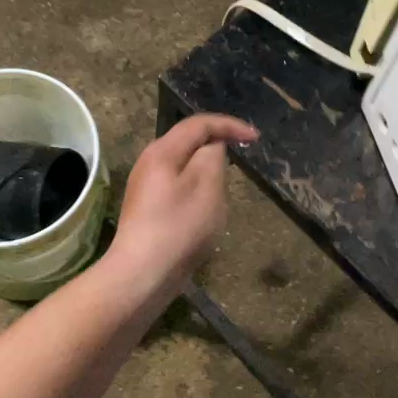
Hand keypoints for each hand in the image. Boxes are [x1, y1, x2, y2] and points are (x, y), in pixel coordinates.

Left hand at [107, 114, 258, 290]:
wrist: (141, 273)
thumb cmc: (179, 227)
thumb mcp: (207, 186)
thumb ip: (213, 157)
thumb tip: (212, 147)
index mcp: (163, 151)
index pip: (198, 124)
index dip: (229, 125)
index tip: (255, 138)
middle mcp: (149, 162)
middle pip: (187, 142)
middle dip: (217, 145)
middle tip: (241, 159)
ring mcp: (144, 186)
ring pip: (182, 166)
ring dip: (206, 170)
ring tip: (225, 187)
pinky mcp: (146, 209)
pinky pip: (176, 186)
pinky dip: (195, 189)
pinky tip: (204, 211)